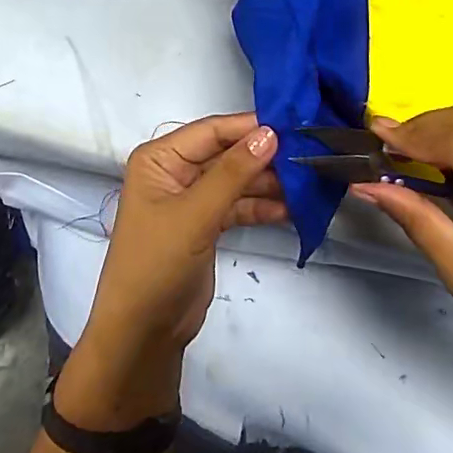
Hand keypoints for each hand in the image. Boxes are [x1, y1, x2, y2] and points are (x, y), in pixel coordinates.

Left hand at [47, 114, 284, 444]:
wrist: (143, 329)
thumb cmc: (156, 262)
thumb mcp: (195, 214)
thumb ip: (233, 173)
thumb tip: (269, 134)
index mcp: (159, 158)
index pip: (210, 131)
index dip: (249, 126)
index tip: (293, 124)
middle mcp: (174, 171)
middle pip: (225, 153)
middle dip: (263, 155)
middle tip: (308, 154)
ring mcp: (190, 198)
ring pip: (235, 180)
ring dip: (268, 182)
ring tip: (308, 181)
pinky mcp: (205, 224)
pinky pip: (237, 205)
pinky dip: (261, 207)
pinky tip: (292, 209)